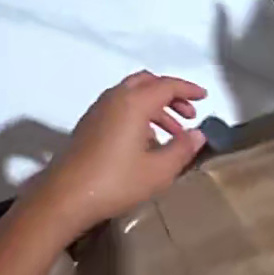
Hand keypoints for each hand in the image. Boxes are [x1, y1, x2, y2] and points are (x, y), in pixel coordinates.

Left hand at [26, 72, 207, 234]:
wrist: (69, 191)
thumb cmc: (117, 180)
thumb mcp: (158, 170)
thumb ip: (181, 148)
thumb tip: (198, 134)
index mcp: (132, 102)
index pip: (165, 85)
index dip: (186, 89)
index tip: (204, 97)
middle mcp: (114, 97)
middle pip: (146, 83)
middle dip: (170, 93)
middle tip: (190, 114)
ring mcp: (99, 107)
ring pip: (132, 94)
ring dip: (155, 106)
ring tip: (176, 133)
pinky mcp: (91, 121)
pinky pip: (120, 106)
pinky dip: (139, 113)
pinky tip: (150, 141)